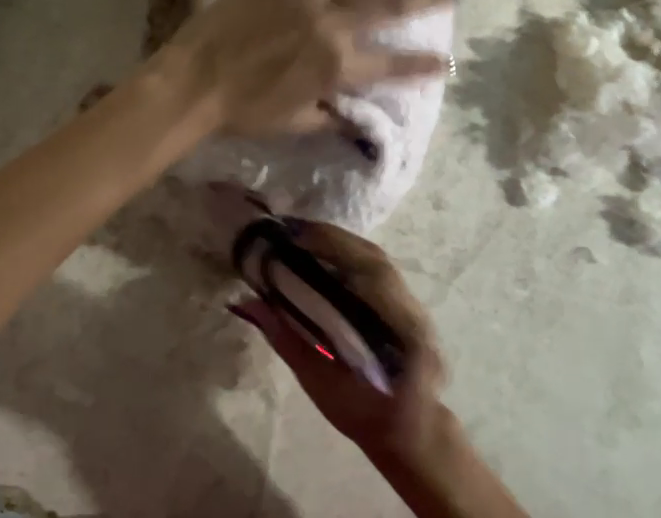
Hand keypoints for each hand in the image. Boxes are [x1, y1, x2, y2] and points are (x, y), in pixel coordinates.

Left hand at [160, 0, 457, 137]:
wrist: (194, 86)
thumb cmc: (243, 110)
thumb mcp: (295, 122)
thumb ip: (328, 117)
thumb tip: (352, 121)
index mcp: (337, 65)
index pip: (391, 65)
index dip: (423, 64)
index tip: (450, 60)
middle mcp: (328, 23)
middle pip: (386, 6)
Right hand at [230, 220, 448, 460]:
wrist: (405, 431)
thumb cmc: (361, 411)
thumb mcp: (319, 381)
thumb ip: (287, 339)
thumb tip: (247, 302)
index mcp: (398, 332)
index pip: (369, 273)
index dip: (332, 248)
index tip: (292, 236)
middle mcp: (411, 311)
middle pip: (372, 258)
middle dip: (330, 238)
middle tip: (287, 230)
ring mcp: (413, 304)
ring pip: (375, 258)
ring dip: (337, 242)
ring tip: (299, 235)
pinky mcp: (406, 302)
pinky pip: (376, 267)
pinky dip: (347, 253)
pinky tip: (321, 250)